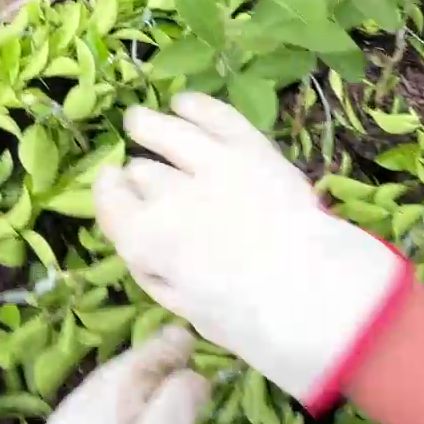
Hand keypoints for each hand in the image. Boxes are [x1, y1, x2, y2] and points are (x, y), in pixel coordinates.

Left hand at [15, 326, 209, 423]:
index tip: (191, 338)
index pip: (130, 365)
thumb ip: (173, 413)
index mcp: (83, 412)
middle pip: (110, 383)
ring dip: (130, 393)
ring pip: (96, 408)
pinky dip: (113, 422)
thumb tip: (194, 374)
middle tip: (182, 359)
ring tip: (161, 390)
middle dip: (147, 367)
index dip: (163, 349)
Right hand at [94, 93, 412, 412]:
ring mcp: (210, 163)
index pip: (111, 203)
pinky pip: (214, 116)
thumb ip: (157, 270)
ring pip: (167, 131)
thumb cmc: (249, 319)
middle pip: (142, 173)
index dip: (107, 194)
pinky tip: (182, 103)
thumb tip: (144, 246)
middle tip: (140, 176)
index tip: (111, 187)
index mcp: (148, 239)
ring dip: (149, 126)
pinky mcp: (248, 146)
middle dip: (138, 176)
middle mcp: (170, 194)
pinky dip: (195, 107)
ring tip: (139, 120)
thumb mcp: (186, 307)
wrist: (317, 293)